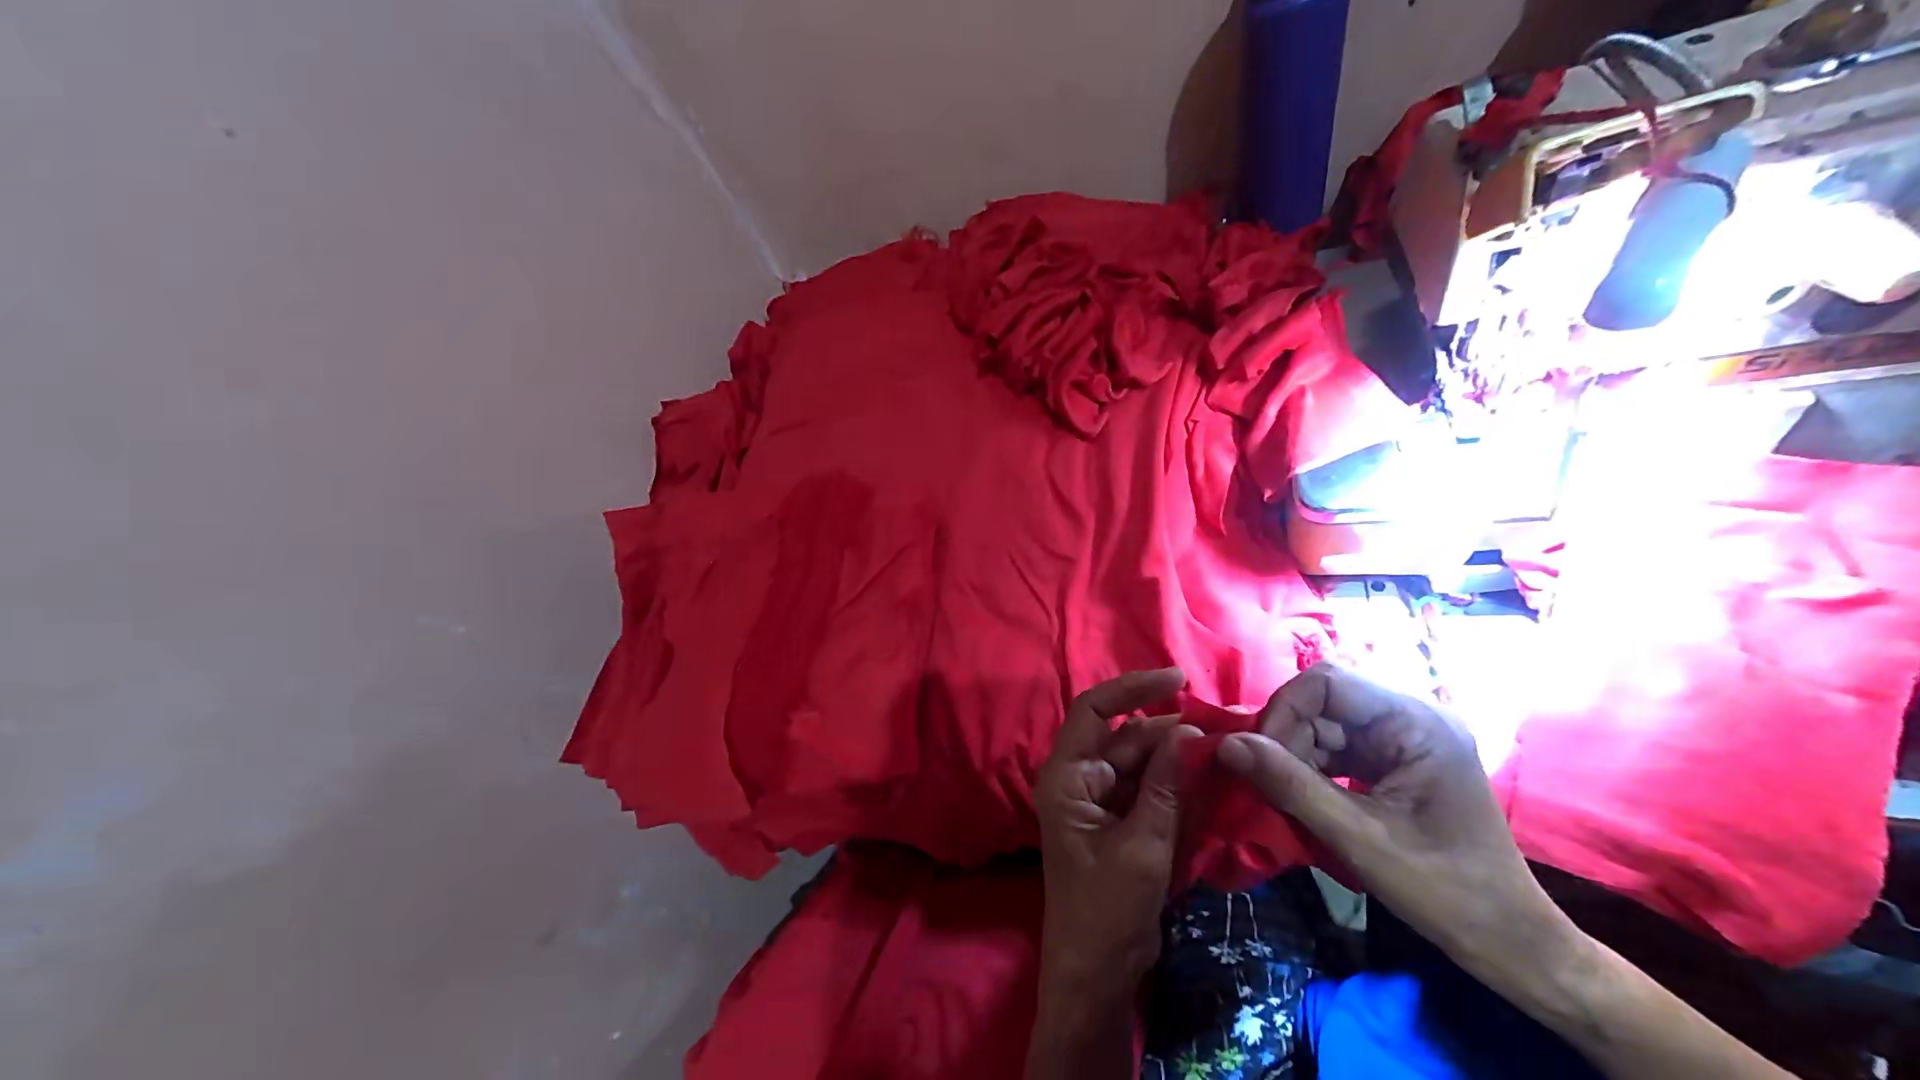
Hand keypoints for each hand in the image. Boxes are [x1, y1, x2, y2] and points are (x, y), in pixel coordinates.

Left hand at [1033, 667, 1199, 989]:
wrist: (1096, 976)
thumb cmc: (1108, 912)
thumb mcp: (1143, 846)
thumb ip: (1165, 787)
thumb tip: (1189, 731)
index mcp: (1066, 778)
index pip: (1093, 712)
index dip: (1133, 689)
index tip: (1178, 679)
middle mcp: (1077, 780)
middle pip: (1123, 737)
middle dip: (1168, 729)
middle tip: (1221, 722)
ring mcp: (1097, 801)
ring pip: (1138, 761)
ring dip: (1175, 754)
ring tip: (1223, 744)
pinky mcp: (1117, 822)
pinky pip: (1146, 787)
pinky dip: (1173, 780)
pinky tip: (1209, 775)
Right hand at [1215, 663, 1560, 966]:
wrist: (1509, 943)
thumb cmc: (1445, 891)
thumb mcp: (1360, 839)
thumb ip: (1291, 786)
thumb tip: (1227, 746)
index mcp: (1417, 723)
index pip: (1327, 682)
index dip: (1285, 711)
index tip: (1261, 757)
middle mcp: (1411, 719)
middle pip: (1321, 702)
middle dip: (1287, 738)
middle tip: (1270, 784)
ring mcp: (1403, 741)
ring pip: (1322, 725)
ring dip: (1295, 756)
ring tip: (1286, 796)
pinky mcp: (1394, 763)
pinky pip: (1335, 748)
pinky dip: (1310, 770)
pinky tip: (1304, 799)